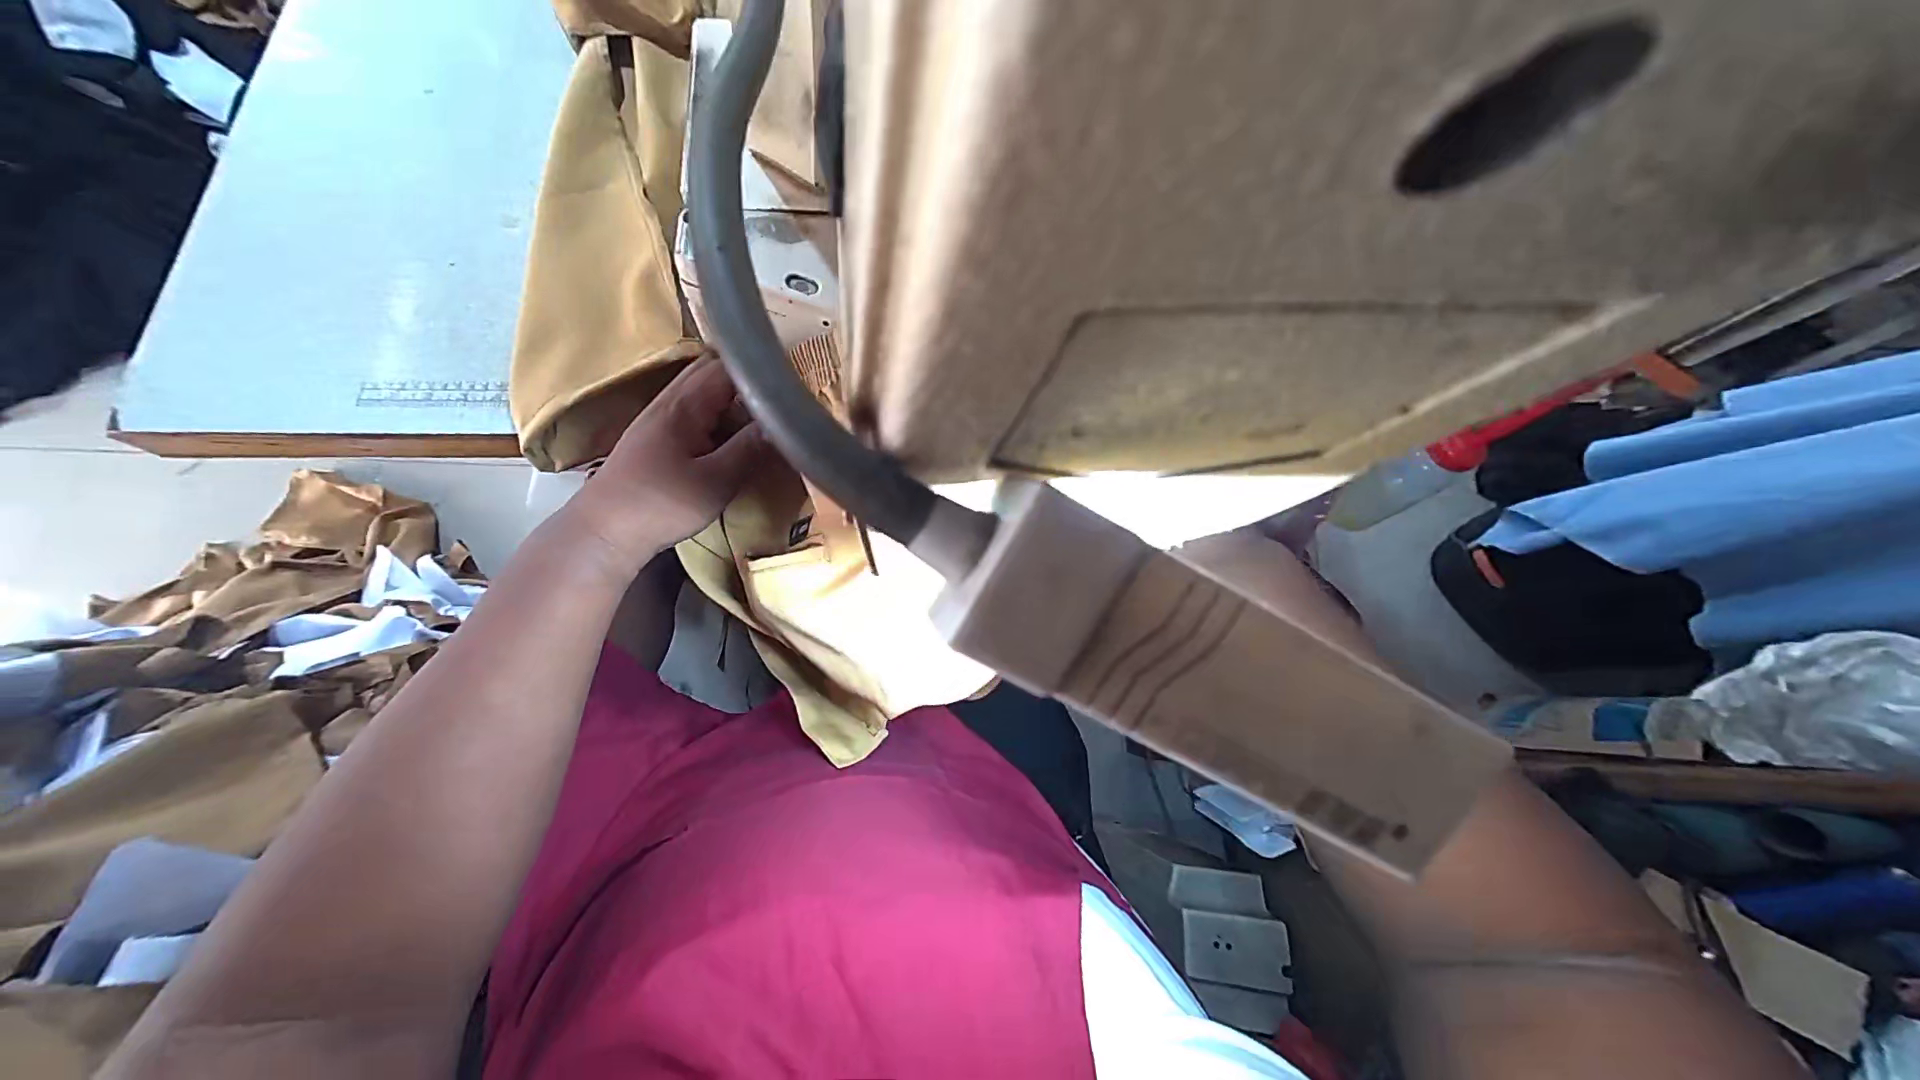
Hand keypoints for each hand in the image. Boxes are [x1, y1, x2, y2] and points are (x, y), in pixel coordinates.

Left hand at [569, 354, 773, 570]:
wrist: (603, 533)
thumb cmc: (659, 505)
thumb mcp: (714, 481)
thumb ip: (750, 449)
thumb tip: (785, 422)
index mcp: (683, 404)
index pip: (726, 366)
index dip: (761, 370)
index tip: (793, 384)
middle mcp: (669, 402)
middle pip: (714, 375)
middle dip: (751, 384)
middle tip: (785, 404)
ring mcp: (661, 420)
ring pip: (706, 396)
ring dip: (736, 405)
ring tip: (769, 422)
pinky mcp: (659, 440)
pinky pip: (698, 416)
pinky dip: (722, 421)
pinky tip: (738, 442)